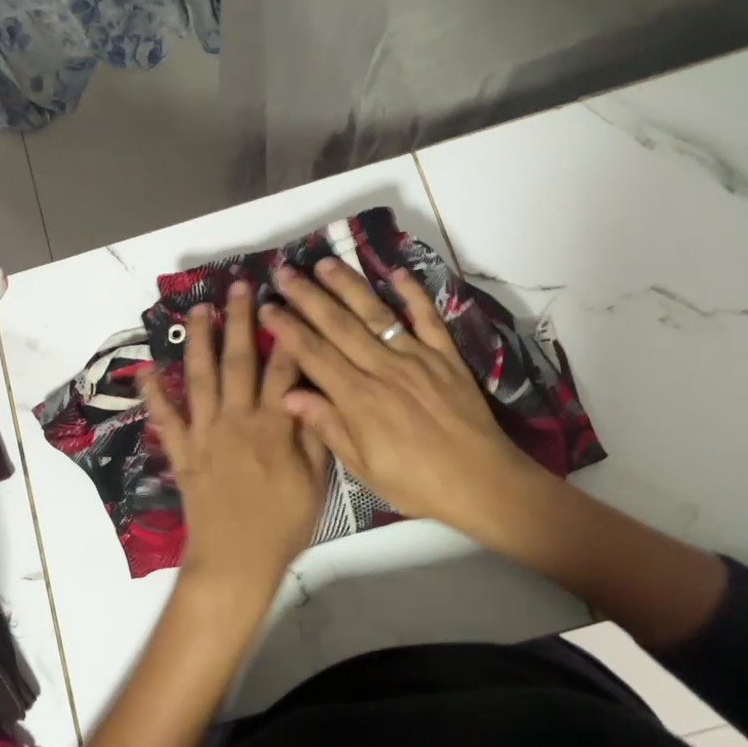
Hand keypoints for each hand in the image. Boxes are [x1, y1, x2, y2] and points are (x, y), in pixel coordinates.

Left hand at [137, 281, 328, 599]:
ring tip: (196, 309)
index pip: (284, 370)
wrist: (235, 561)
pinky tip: (146, 368)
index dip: (286, 334)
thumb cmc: (282, 525)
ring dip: (198, 340)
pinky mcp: (182, 451)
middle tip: (237, 287)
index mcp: (274, 426)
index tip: (285, 303)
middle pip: (239, 360)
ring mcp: (205, 433)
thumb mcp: (316, 483)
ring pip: (200, 377)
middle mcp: (237, 420)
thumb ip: (315, 435)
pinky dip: (153, 393)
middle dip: (239, 320)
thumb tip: (313, 393)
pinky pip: (165, 417)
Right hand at [259, 259, 544, 547]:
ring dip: (348, 286)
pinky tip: (396, 272)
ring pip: (376, 314)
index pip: (313, 355)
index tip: (266, 307)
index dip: (287, 329)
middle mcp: (384, 369)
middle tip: (284, 273)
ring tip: (325, 263)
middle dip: (308, 297)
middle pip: (338, 326)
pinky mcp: (446, 356)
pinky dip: (413, 293)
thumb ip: (328, 426)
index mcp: (359, 399)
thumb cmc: (417, 483)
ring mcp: (417, 358)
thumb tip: (287, 396)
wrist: (482, 482)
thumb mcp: (364, 467)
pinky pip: (427, 317)